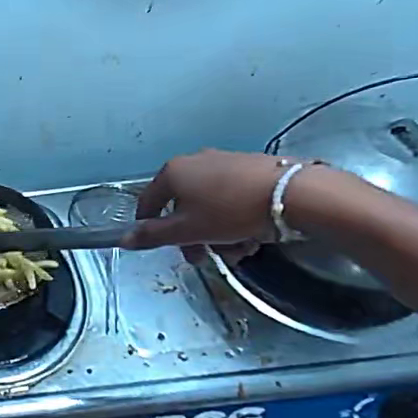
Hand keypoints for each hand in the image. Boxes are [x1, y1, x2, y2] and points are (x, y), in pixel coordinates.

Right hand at [120, 149, 299, 251]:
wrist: (295, 194)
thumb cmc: (231, 212)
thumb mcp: (187, 231)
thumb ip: (152, 236)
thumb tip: (123, 239)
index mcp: (172, 172)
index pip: (148, 201)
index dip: (148, 226)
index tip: (159, 245)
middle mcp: (194, 161)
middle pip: (181, 204)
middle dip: (190, 235)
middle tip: (204, 256)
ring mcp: (224, 161)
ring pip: (209, 203)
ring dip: (216, 230)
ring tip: (237, 249)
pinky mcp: (251, 166)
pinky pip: (231, 195)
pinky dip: (235, 217)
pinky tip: (252, 234)